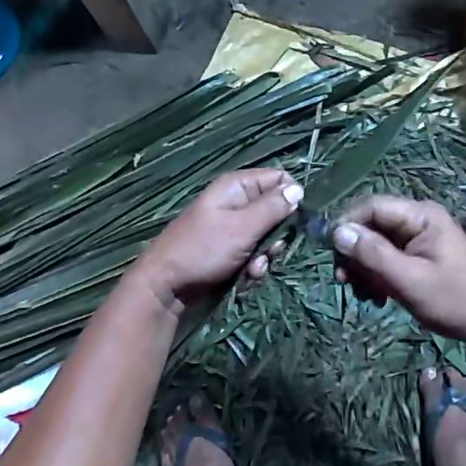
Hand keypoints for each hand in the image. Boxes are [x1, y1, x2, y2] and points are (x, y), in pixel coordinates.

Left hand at [131, 169, 302, 314]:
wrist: (166, 286)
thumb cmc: (203, 250)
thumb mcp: (242, 228)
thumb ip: (272, 208)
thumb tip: (299, 189)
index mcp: (236, 187)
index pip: (279, 179)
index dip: (291, 198)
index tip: (296, 219)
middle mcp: (237, 203)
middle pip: (277, 211)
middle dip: (278, 235)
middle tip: (271, 251)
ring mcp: (234, 228)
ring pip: (269, 237)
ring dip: (266, 256)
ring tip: (253, 270)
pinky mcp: (232, 250)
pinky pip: (255, 254)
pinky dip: (254, 267)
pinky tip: (246, 278)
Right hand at [331, 194, 465, 341]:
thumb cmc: (452, 299)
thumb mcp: (408, 279)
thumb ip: (373, 254)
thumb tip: (337, 233)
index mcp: (421, 216)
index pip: (372, 206)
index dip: (348, 225)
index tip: (333, 253)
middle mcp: (417, 220)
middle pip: (371, 225)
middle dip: (355, 253)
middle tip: (345, 281)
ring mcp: (417, 238)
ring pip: (374, 244)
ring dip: (363, 268)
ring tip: (363, 294)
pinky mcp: (415, 256)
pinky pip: (385, 258)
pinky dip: (375, 276)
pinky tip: (376, 298)